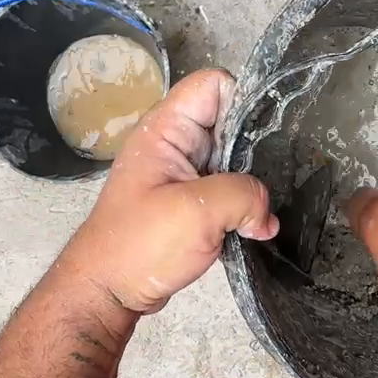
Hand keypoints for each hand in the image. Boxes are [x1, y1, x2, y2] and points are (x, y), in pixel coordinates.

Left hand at [56, 69, 277, 314]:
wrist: (110, 291)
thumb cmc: (139, 246)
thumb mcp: (197, 212)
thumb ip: (244, 196)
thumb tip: (267, 213)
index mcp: (166, 130)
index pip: (214, 86)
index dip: (243, 101)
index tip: (261, 140)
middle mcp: (176, 146)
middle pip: (230, 124)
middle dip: (255, 151)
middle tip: (266, 181)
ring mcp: (184, 176)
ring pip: (234, 162)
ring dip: (252, 187)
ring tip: (260, 211)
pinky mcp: (192, 205)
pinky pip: (229, 193)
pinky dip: (245, 210)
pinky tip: (253, 229)